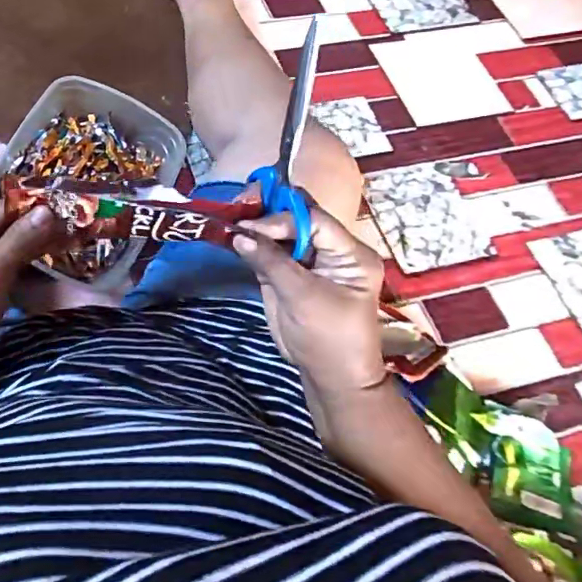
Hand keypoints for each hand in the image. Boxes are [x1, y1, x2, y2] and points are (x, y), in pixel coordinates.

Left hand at [0, 201, 63, 365]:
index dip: (37, 207)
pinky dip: (34, 259)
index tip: (72, 208)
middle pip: (12, 223)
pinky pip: (15, 260)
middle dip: (43, 225)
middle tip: (79, 225)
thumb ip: (21, 238)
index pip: (5, 207)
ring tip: (74, 239)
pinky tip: (57, 257)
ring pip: (16, 242)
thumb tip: (49, 210)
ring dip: (42, 242)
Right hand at [231, 198, 388, 396]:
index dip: (281, 218)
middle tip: (238, 207)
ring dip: (255, 222)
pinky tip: (232, 235)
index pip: (314, 220)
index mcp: (350, 253)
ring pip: (280, 228)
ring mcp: (308, 258)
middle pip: (298, 215)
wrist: (329, 375)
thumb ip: (271, 262)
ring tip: (230, 219)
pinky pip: (268, 247)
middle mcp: (331, 249)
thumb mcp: (302, 298)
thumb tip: (238, 234)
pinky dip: (250, 240)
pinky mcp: (287, 269)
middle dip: (268, 209)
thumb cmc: (328, 337)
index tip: (250, 227)